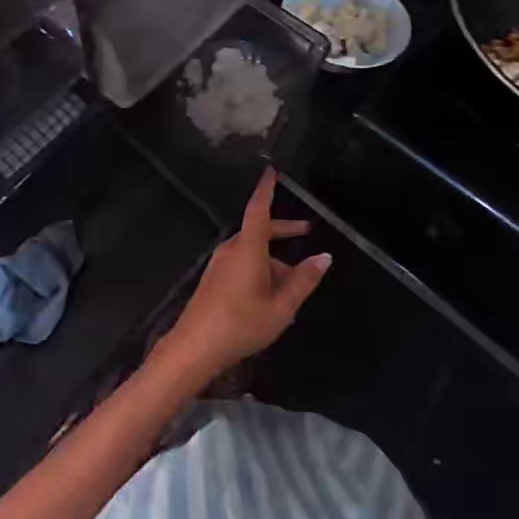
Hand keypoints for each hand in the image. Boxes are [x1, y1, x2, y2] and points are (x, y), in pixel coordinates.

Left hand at [158, 169, 330, 382]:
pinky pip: (242, 265)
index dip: (266, 189)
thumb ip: (303, 280)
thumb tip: (324, 257)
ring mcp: (219, 264)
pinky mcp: (214, 279)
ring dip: (274, 262)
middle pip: (259, 231)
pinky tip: (272, 300)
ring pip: (252, 252)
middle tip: (307, 231)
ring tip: (294, 290)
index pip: (259, 209)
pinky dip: (260, 272)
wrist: (195, 347)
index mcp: (248, 249)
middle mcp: (232, 250)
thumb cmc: (241, 325)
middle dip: (284, 231)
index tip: (271, 171)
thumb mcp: (282, 307)